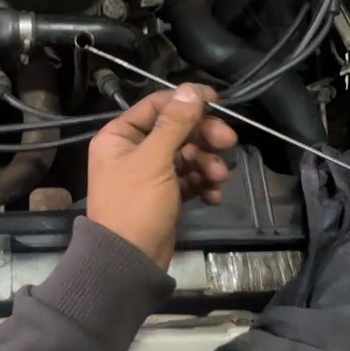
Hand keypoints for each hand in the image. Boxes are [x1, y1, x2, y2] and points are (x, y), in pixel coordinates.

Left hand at [87, 85, 237, 267]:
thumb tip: (191, 89)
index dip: (188, 102)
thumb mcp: (154, 160)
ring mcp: (150, 174)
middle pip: (177, 130)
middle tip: (230, 142)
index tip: (219, 102)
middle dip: (204, 137)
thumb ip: (174, 124)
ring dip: (207, 163)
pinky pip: (189, 180)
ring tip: (218, 178)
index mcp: (119, 136)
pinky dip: (202, 184)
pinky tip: (213, 196)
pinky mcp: (165, 196)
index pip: (157, 106)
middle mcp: (132, 151)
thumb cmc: (135, 205)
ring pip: (187, 156)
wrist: (129, 261)